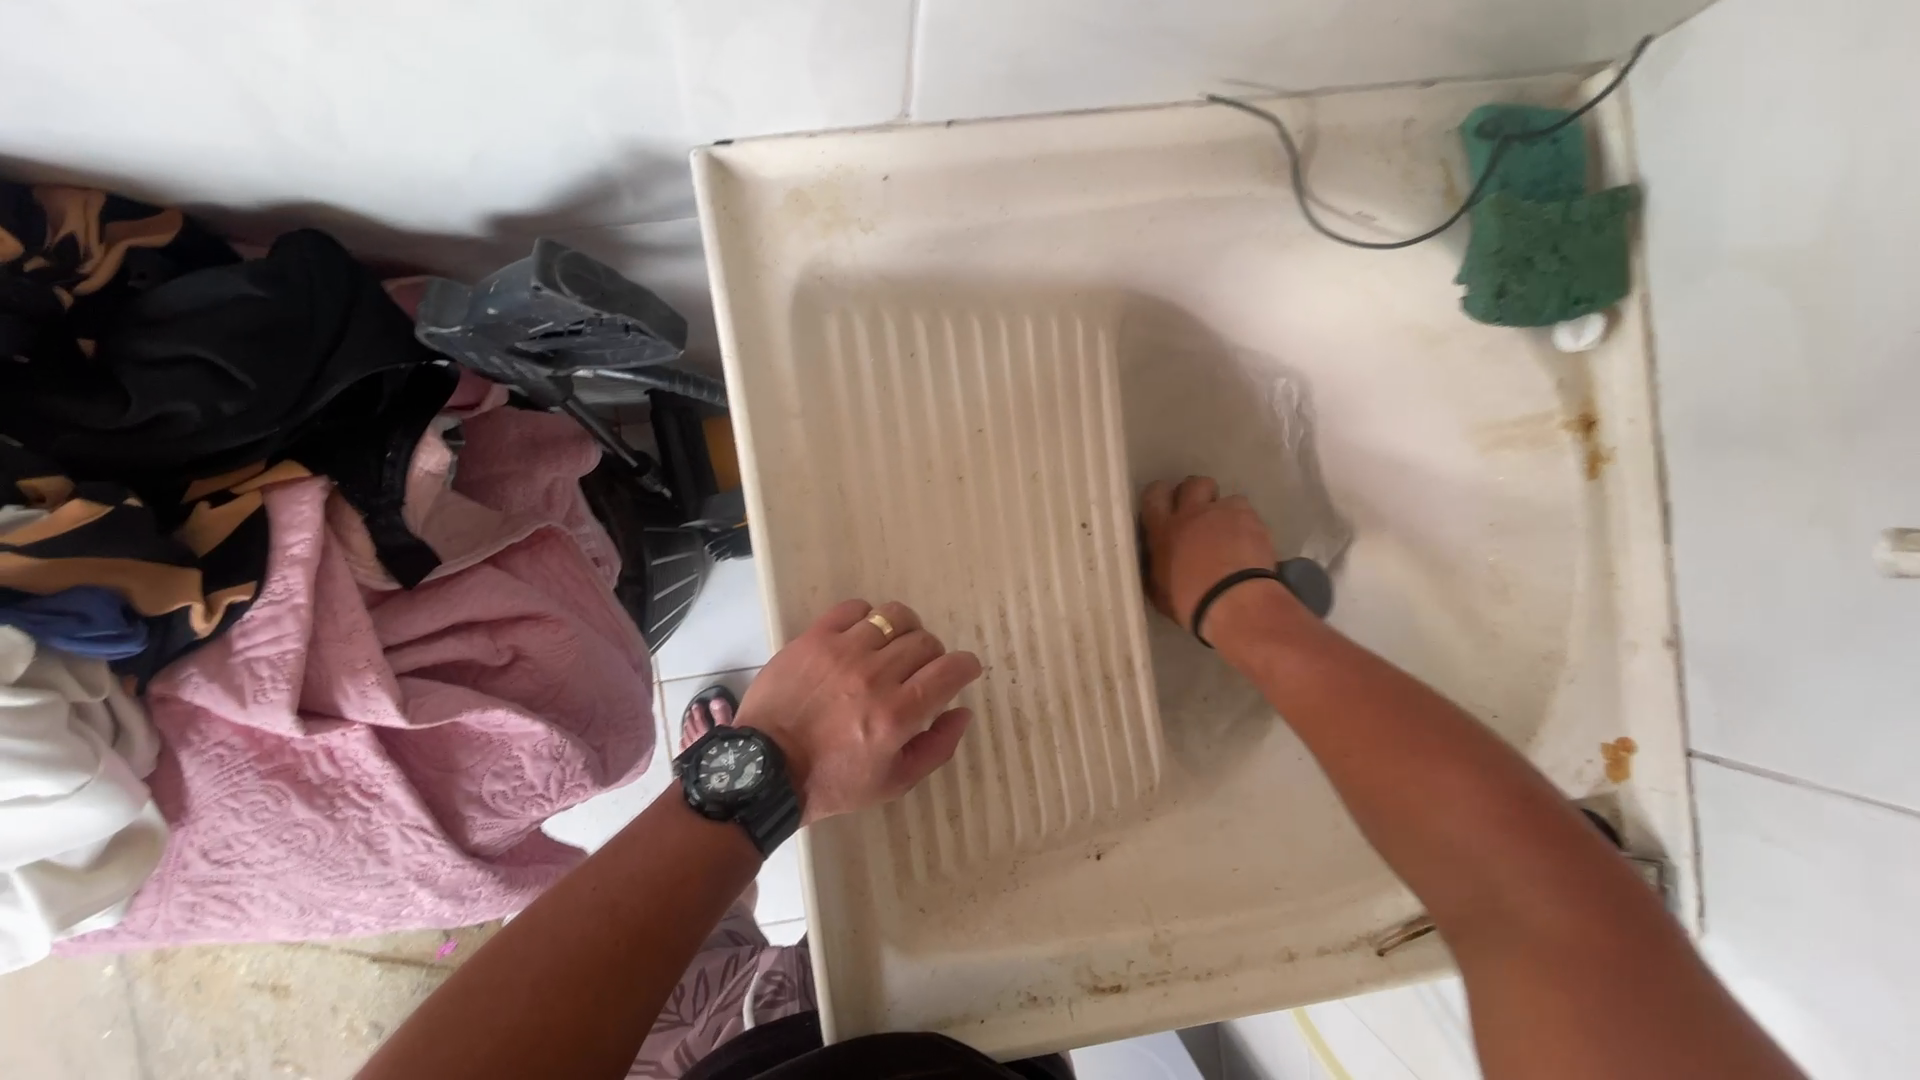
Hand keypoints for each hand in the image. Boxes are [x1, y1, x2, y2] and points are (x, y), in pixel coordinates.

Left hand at [734, 599, 983, 823]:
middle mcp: (875, 676)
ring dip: (905, 631)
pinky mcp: (814, 638)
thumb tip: (963, 712)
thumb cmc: (832, 782)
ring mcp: (843, 651)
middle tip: (920, 672)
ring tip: (893, 648)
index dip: (966, 666)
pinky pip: (855, 608)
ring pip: (895, 617)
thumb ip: (937, 747)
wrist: (765, 769)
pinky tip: (862, 638)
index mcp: (897, 714)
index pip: (950, 670)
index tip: (964, 671)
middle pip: (925, 642)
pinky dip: (868, 618)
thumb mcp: (894, 782)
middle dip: (934, 656)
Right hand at [1140, 476, 1290, 638]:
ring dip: (1226, 512)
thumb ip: (1156, 567)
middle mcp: (1190, 513)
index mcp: (1162, 530)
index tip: (1167, 507)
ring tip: (1232, 533)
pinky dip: (1248, 525)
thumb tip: (1156, 561)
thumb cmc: (1189, 602)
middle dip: (1197, 494)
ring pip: (1225, 497)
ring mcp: (1222, 512)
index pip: (1154, 494)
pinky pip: (1247, 512)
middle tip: (1201, 515)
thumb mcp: (1159, 589)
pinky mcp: (1250, 518)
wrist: (1232, 602)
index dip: (1161, 495)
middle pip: (1192, 483)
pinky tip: (1250, 543)